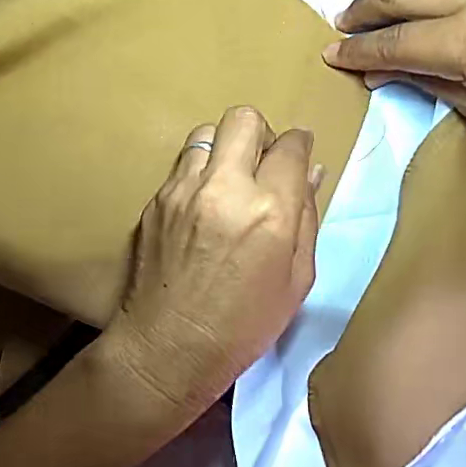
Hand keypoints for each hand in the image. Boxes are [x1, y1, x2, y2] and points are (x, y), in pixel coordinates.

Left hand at [104, 106, 321, 412]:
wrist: (168, 347)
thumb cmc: (243, 325)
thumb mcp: (296, 279)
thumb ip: (306, 217)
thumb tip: (310, 172)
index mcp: (268, 210)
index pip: (289, 145)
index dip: (299, 146)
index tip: (297, 155)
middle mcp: (222, 188)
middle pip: (242, 119)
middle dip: (259, 134)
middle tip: (262, 165)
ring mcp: (180, 190)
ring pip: (205, 135)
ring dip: (224, 150)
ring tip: (229, 184)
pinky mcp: (154, 200)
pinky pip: (182, 167)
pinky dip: (198, 175)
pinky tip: (202, 208)